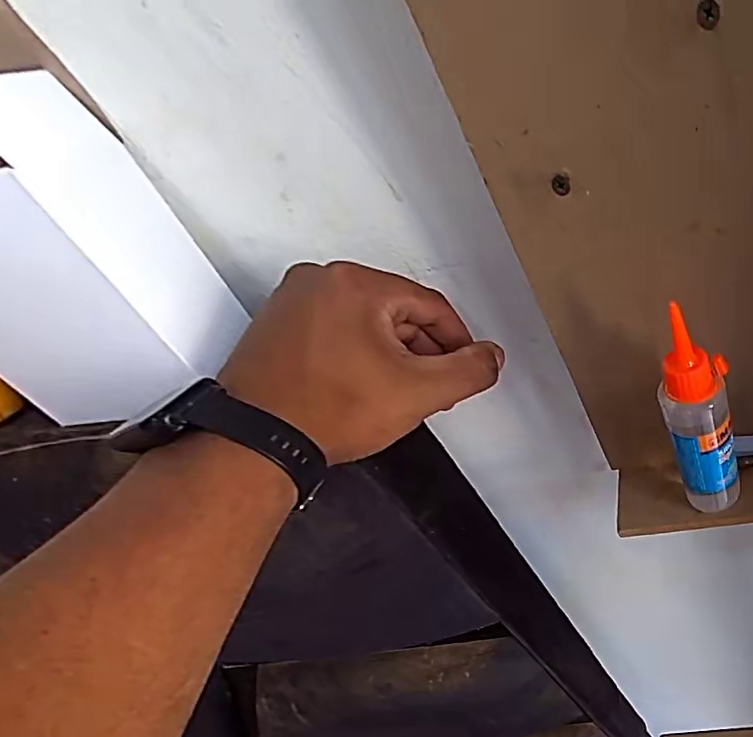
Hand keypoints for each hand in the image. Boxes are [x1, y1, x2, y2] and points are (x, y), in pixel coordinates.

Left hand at [216, 261, 503, 462]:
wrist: (262, 437)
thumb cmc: (323, 410)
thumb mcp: (424, 391)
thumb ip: (472, 370)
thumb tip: (490, 357)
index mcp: (354, 286)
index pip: (434, 307)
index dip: (460, 344)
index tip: (464, 368)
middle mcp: (320, 283)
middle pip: (405, 312)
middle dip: (428, 352)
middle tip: (433, 387)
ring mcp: (296, 302)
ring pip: (376, 323)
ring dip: (400, 356)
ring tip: (398, 393)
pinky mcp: (284, 324)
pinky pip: (346, 330)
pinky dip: (367, 356)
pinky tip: (368, 388)